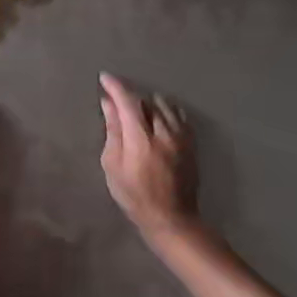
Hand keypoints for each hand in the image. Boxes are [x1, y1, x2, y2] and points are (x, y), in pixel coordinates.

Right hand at [99, 73, 202, 241]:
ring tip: (139, 111)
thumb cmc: (134, 195)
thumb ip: (113, 131)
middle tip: (118, 103)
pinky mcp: (191, 144)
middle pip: (147, 100)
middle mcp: (164, 132)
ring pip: (165, 106)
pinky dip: (167, 111)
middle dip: (131, 98)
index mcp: (141, 139)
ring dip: (149, 103)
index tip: (104, 78)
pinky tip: (160, 118)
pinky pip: (180, 116)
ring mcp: (181, 137)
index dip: (115, 86)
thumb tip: (108, 103)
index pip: (128, 101)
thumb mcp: (113, 165)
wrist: (172, 218)